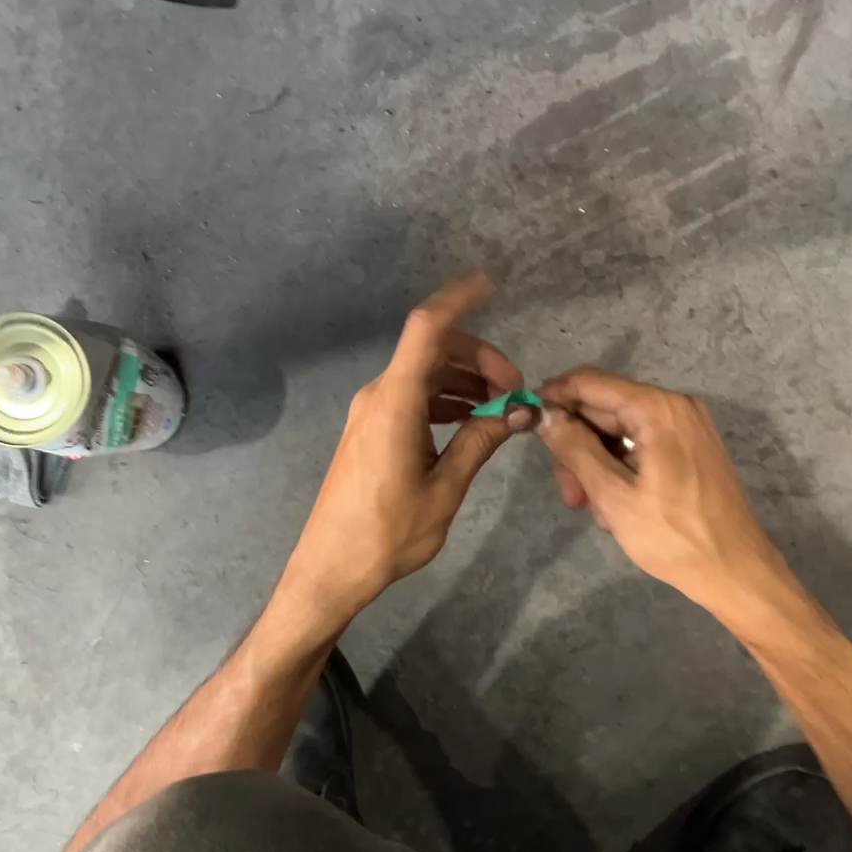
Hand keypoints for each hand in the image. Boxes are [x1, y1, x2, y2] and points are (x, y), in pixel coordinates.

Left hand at [279, 273, 534, 616]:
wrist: (331, 567)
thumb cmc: (387, 533)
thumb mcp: (445, 489)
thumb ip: (481, 442)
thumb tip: (520, 410)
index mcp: (395, 402)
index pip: (427, 329)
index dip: (459, 298)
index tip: (492, 284)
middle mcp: (379, 396)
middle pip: (433, 351)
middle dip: (479, 359)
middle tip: (516, 392)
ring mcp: (371, 413)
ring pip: (424, 375)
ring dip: (464, 382)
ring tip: (501, 411)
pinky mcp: (370, 431)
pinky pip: (412, 398)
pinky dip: (444, 401)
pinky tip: (471, 423)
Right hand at [535, 367, 792, 620]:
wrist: (736, 572)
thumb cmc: (673, 536)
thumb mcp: (613, 495)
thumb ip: (574, 449)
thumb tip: (542, 415)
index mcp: (657, 409)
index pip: (590, 382)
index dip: (553, 397)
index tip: (528, 422)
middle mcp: (675, 406)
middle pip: (604, 407)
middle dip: (576, 444)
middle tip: (568, 493)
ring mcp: (686, 426)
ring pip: (619, 429)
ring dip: (595, 462)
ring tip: (591, 508)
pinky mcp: (691, 446)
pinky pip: (641, 442)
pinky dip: (619, 466)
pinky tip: (613, 504)